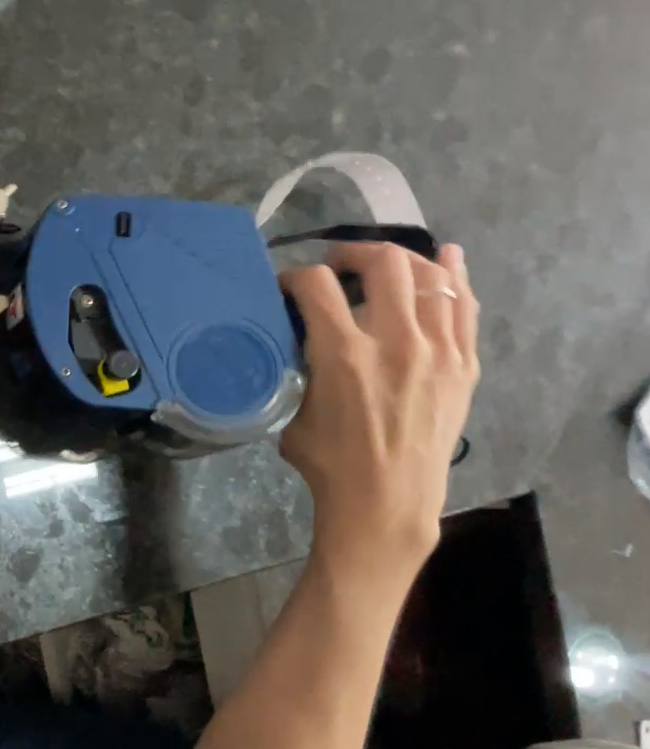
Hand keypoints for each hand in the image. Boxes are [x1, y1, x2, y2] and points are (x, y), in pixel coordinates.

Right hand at [280, 242, 479, 584]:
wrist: (386, 495)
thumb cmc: (327, 461)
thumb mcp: (292, 413)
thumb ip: (300, 373)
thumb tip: (299, 347)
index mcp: (341, 356)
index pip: (317, 287)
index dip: (295, 277)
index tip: (285, 285)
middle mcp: (394, 341)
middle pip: (383, 264)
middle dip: (353, 254)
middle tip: (336, 265)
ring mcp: (437, 348)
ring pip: (430, 275)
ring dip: (402, 260)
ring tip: (382, 265)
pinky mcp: (464, 360)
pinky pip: (463, 302)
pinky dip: (454, 274)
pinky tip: (445, 259)